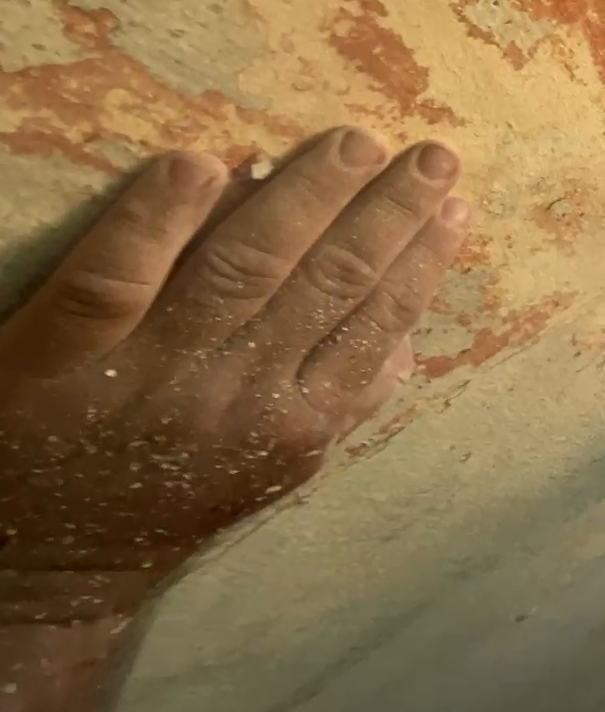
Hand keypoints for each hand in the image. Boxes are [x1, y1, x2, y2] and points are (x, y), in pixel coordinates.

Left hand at [0, 127, 468, 624]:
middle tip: (432, 155)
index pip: (384, 317)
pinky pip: (113, 279)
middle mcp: (245, 390)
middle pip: (333, 280)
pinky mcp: (52, 359)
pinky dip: (157, 221)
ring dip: (307, 197)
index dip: (426, 256)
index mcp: (308, 415)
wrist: (38, 568)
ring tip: (356, 144)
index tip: (457, 204)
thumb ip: (355, 398)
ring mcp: (154, 372)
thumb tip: (412, 334)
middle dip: (391, 212)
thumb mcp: (289, 464)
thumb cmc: (183, 498)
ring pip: (245, 266)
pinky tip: (202, 164)